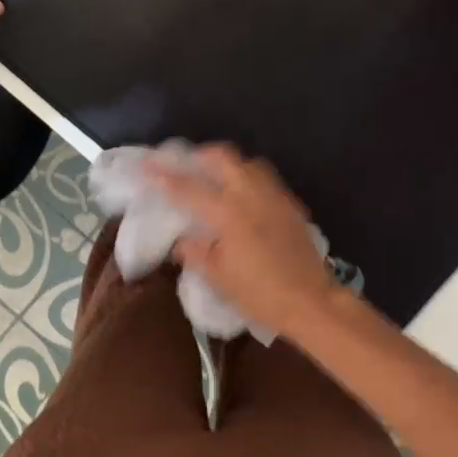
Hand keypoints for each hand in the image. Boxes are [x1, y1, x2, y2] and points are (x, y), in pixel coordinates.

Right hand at [157, 145, 339, 339]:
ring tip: (214, 176)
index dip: (163, 175)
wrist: (312, 301)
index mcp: (228, 213)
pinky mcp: (290, 204)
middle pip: (222, 157)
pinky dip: (247, 177)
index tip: (145, 165)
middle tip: (185, 164)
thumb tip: (182, 239)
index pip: (188, 188)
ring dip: (226, 164)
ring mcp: (274, 196)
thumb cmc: (260, 294)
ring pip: (247, 163)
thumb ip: (196, 251)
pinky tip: (242, 195)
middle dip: (200, 155)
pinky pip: (264, 178)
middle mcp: (250, 195)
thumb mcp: (218, 277)